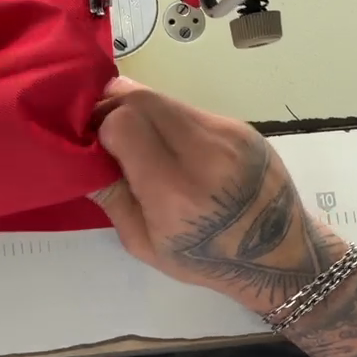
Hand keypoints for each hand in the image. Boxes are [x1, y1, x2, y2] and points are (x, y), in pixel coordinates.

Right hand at [90, 78, 346, 313]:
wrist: (278, 254)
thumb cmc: (203, 259)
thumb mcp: (143, 243)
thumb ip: (111, 196)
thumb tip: (78, 156)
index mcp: (174, 190)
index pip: (121, 122)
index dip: (99, 129)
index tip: (94, 147)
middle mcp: (204, 153)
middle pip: (139, 98)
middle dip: (111, 109)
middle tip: (104, 133)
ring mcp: (227, 133)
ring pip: (163, 97)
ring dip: (138, 111)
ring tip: (134, 140)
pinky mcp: (239, 125)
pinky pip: (186, 108)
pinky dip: (165, 119)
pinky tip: (166, 145)